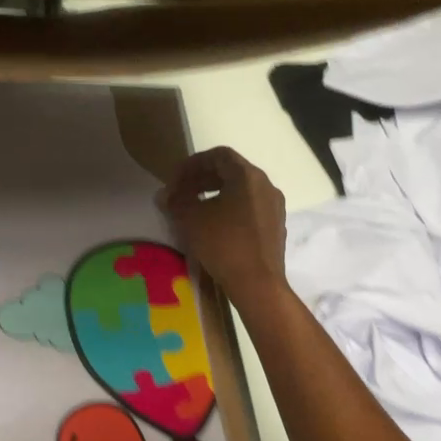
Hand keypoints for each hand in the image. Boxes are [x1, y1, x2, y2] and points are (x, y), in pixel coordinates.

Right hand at [158, 147, 288, 308]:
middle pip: (230, 171)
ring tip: (194, 210)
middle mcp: (265, 185)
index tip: (174, 180)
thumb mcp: (192, 219)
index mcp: (247, 176)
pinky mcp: (275, 227)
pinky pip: (249, 207)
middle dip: (201, 179)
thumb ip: (176, 201)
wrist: (258, 285)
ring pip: (240, 190)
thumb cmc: (224, 244)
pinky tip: (214, 227)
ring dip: (214, 194)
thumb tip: (165, 196)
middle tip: (180, 194)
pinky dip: (229, 208)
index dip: (192, 164)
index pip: (217, 155)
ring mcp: (274, 207)